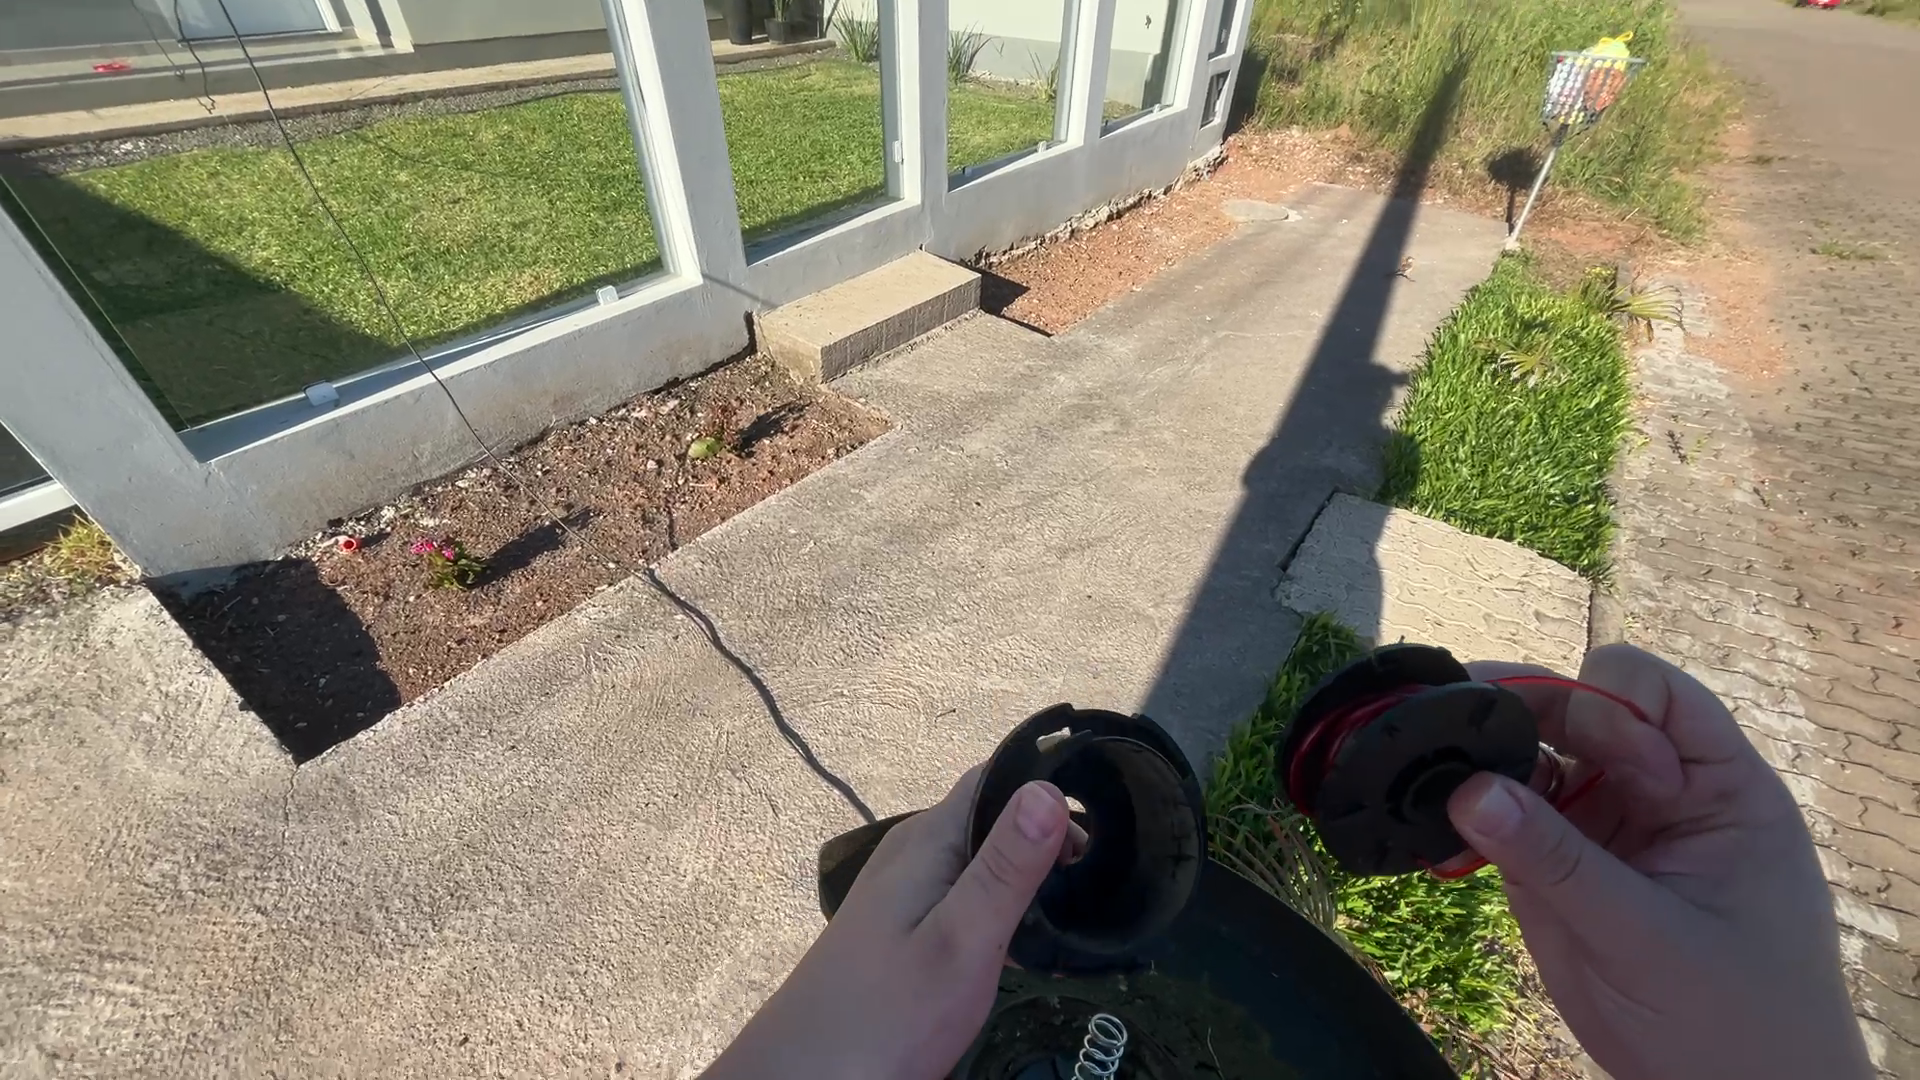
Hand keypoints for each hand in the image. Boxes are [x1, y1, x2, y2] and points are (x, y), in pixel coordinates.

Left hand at [701, 772, 1071, 1079]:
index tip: (1098, 829)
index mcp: (929, 838)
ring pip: (978, 859)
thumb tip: (1049, 786)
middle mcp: (915, 850)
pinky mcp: (903, 924)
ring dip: (1023, 876)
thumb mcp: (962, 940)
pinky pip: (962, 893)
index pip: (994, 777)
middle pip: (990, 817)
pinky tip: (1021, 945)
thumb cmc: (889, 1012)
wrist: (804, 1079)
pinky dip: (999, 906)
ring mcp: (905, 888)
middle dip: (1043, 838)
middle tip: (1093, 883)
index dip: (1046, 788)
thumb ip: (1006, 867)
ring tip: (1068, 915)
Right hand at [1450, 643, 1871, 1079]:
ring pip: (1522, 744)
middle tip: (1447, 720)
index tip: (1572, 752)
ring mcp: (1591, 815)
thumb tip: (1467, 788)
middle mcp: (1647, 785)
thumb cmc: (1730, 1024)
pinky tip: (1428, 805)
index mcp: (1713, 787)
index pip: (1654, 694)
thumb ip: (1556, 860)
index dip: (1606, 706)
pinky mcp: (1543, 846)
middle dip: (1513, 707)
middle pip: (1571, 706)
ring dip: (1473, 746)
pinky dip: (1458, 796)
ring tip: (1423, 757)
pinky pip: (1493, 797)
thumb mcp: (1649, 937)